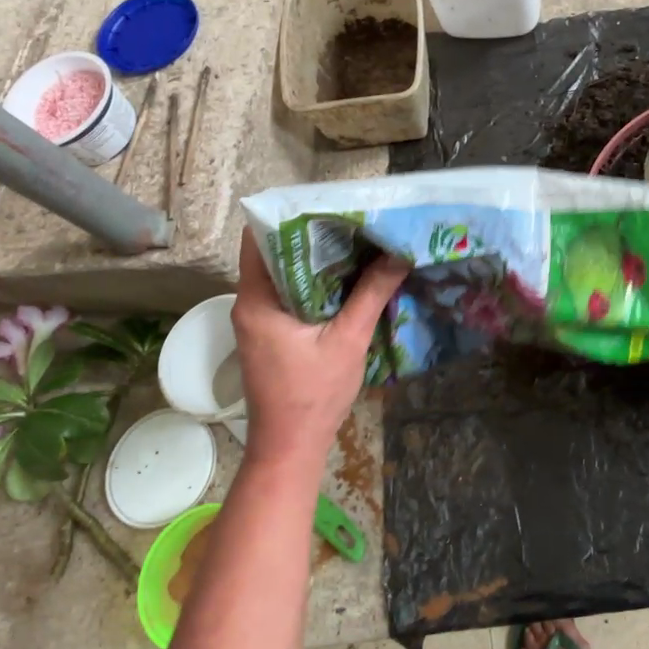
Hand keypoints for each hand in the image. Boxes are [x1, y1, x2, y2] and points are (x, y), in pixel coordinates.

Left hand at [232, 230, 409, 468]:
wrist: (290, 447)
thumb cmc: (312, 395)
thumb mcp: (348, 340)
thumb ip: (371, 294)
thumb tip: (399, 253)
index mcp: (257, 299)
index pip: (259, 237)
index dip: (290, 214)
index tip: (326, 202)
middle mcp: (250, 302)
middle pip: (274, 250)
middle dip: (311, 232)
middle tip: (351, 215)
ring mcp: (259, 318)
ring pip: (284, 271)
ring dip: (316, 257)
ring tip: (355, 237)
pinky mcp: (271, 331)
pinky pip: (290, 291)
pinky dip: (315, 280)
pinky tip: (348, 274)